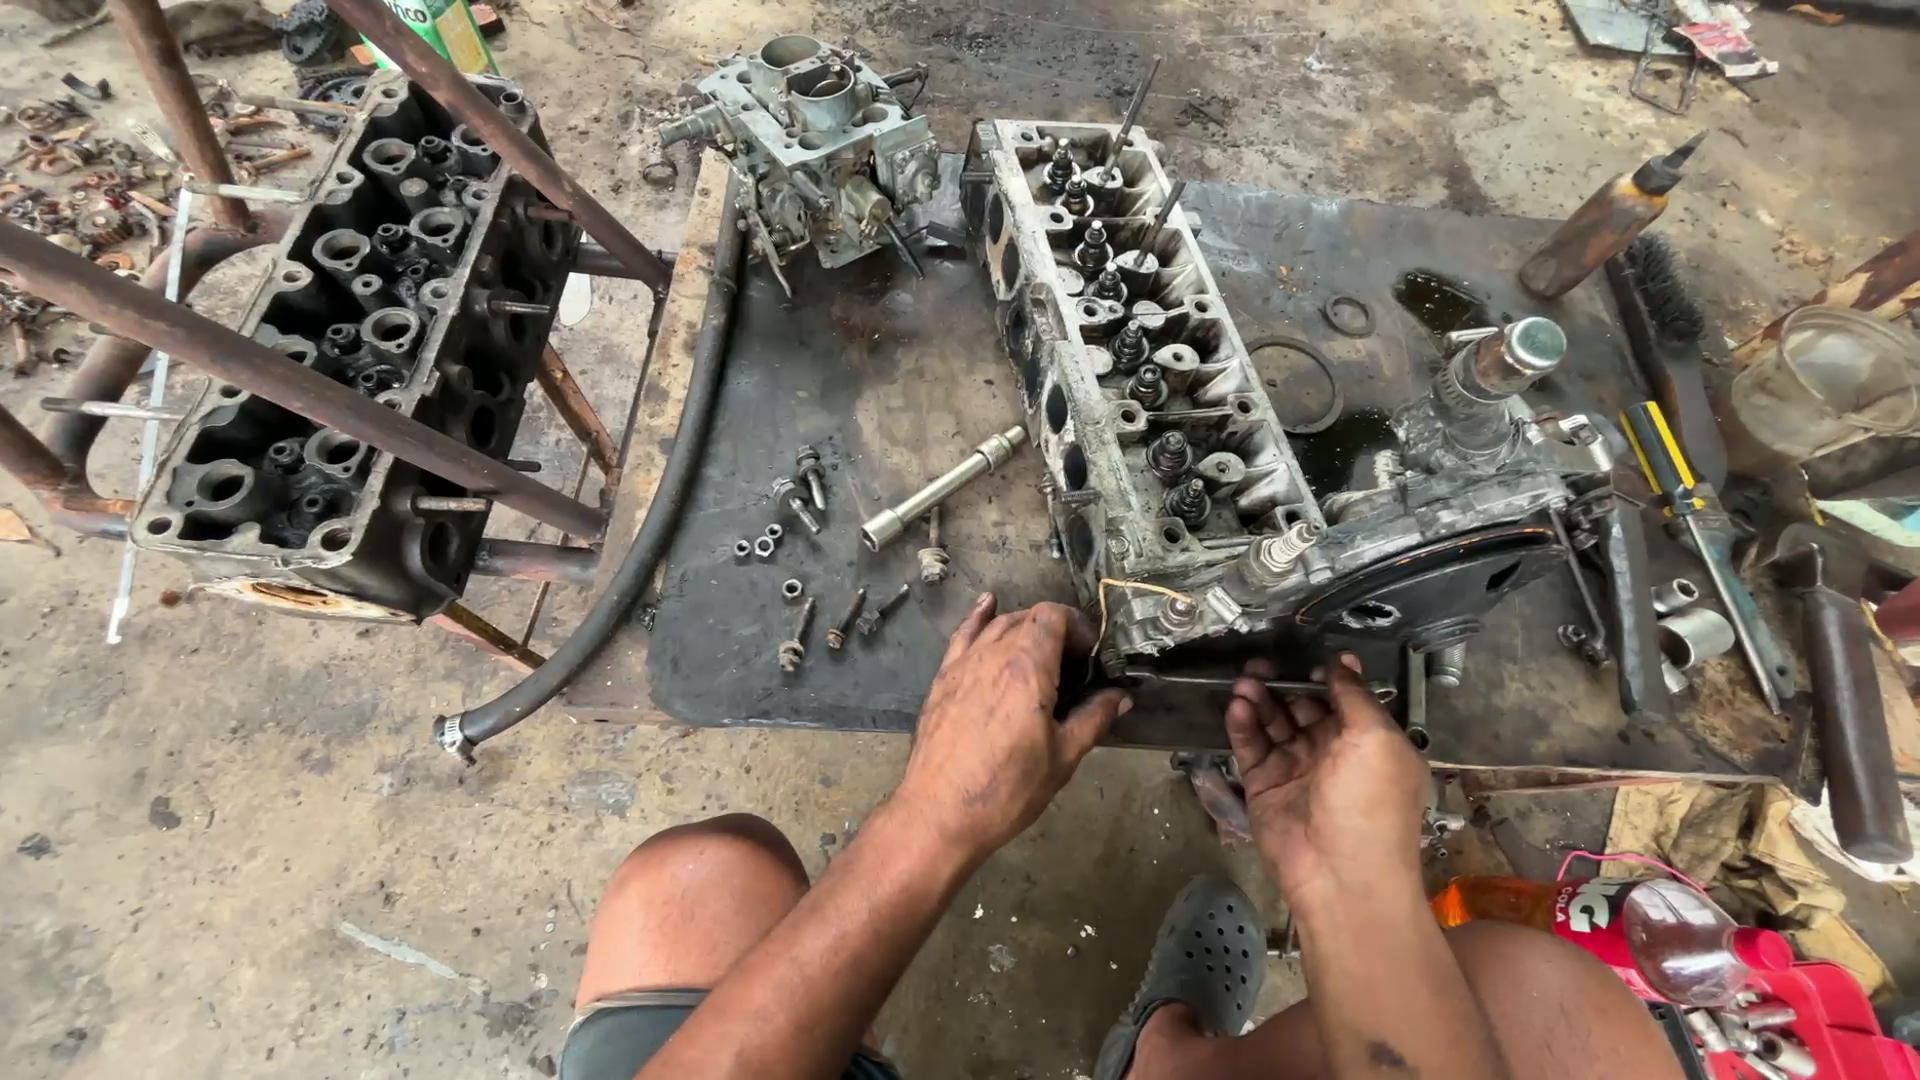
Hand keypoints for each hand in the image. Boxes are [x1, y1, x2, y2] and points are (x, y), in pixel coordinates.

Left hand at [893, 594, 1132, 862]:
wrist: (939, 813)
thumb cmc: (1008, 789)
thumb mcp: (1063, 757)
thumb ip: (1093, 718)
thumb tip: (1122, 696)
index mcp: (1027, 668)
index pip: (1054, 616)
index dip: (1078, 626)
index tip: (1091, 655)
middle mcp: (992, 654)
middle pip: (1028, 617)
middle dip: (1056, 630)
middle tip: (1073, 663)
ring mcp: (963, 663)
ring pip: (998, 624)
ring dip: (1024, 626)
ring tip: (1042, 651)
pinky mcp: (942, 678)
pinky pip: (963, 635)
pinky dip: (979, 617)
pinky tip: (987, 605)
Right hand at [1225, 655, 1428, 913]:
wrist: (1339, 874)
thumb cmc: (1370, 804)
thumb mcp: (1376, 741)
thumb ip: (1355, 696)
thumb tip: (1344, 661)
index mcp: (1369, 745)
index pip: (1341, 701)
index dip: (1322, 680)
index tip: (1303, 661)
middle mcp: (1332, 754)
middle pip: (1301, 707)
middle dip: (1282, 685)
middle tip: (1260, 666)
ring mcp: (1295, 770)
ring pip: (1273, 723)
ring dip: (1259, 700)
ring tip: (1244, 684)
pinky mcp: (1263, 785)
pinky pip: (1251, 747)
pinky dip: (1242, 725)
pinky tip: (1237, 707)